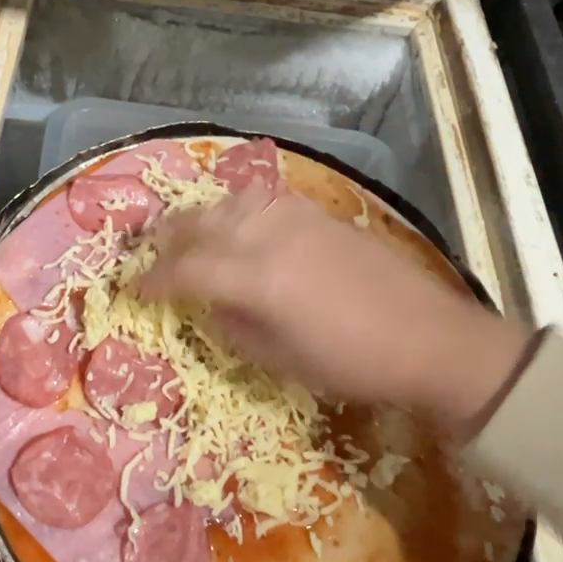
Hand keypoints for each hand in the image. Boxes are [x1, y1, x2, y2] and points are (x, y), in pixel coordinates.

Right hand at [137, 186, 533, 433]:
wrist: (429, 337)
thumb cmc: (354, 362)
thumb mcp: (284, 361)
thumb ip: (236, 328)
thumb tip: (211, 307)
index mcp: (256, 279)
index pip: (186, 270)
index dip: (154, 279)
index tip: (134, 286)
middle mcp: (267, 236)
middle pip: (200, 224)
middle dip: (167, 237)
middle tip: (150, 251)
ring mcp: (294, 218)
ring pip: (229, 203)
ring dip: (199, 216)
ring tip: (187, 231)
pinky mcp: (316, 213)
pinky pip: (262, 199)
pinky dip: (237, 207)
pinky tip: (238, 220)